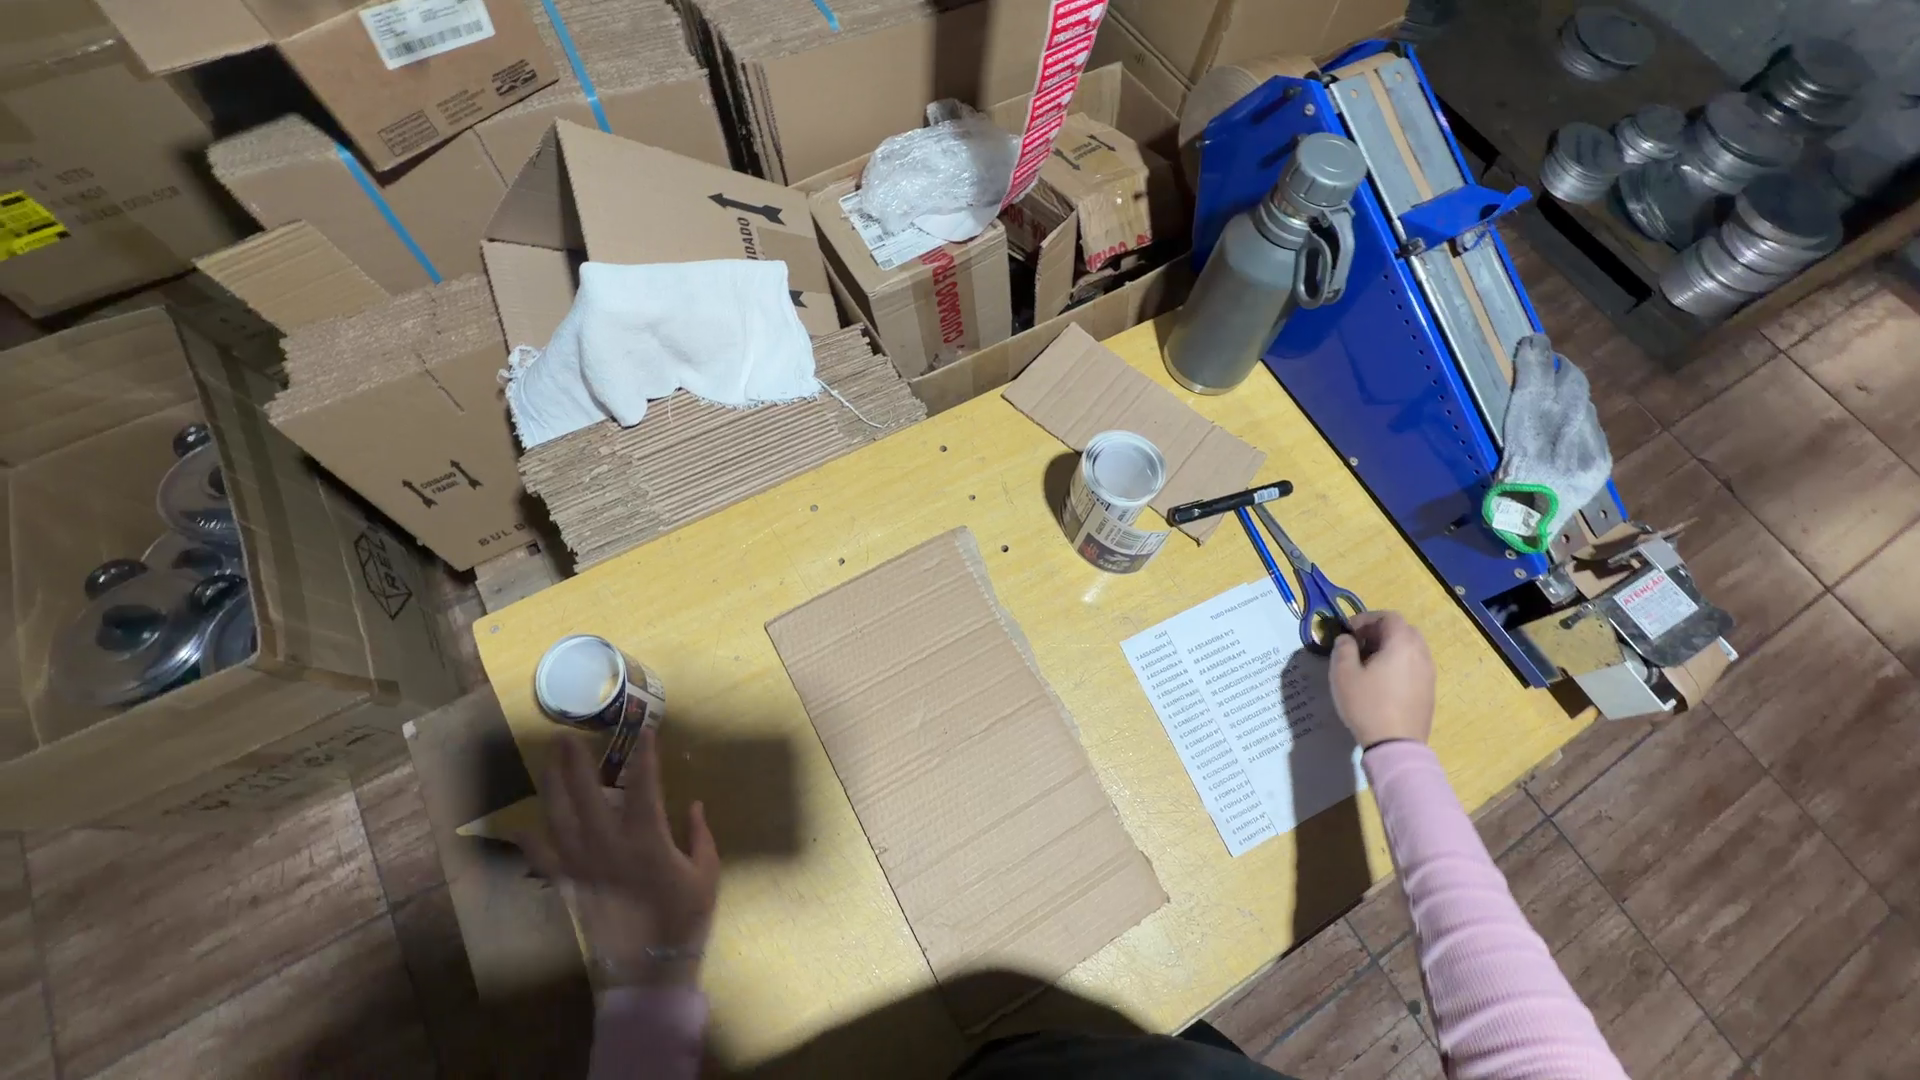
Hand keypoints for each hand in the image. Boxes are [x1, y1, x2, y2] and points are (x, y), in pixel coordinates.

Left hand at [521, 730, 719, 986]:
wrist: (647, 969)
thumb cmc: (684, 918)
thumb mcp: (705, 873)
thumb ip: (699, 835)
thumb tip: (693, 805)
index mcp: (647, 838)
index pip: (644, 784)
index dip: (644, 754)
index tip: (644, 731)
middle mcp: (608, 844)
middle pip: (584, 792)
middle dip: (575, 760)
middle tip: (567, 735)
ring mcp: (582, 864)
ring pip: (558, 816)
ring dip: (552, 785)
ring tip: (549, 761)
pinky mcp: (569, 885)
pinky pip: (542, 857)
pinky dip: (529, 840)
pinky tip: (522, 824)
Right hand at [1329, 611, 1435, 748]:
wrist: (1395, 744)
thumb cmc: (1367, 704)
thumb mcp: (1343, 673)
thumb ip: (1343, 648)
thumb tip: (1348, 639)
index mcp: (1402, 644)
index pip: (1389, 617)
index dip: (1367, 618)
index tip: (1349, 631)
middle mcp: (1421, 654)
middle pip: (1404, 630)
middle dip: (1380, 630)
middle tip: (1359, 643)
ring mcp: (1429, 673)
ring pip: (1411, 648)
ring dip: (1390, 646)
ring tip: (1369, 661)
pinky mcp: (1429, 690)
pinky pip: (1415, 664)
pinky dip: (1399, 662)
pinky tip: (1382, 679)